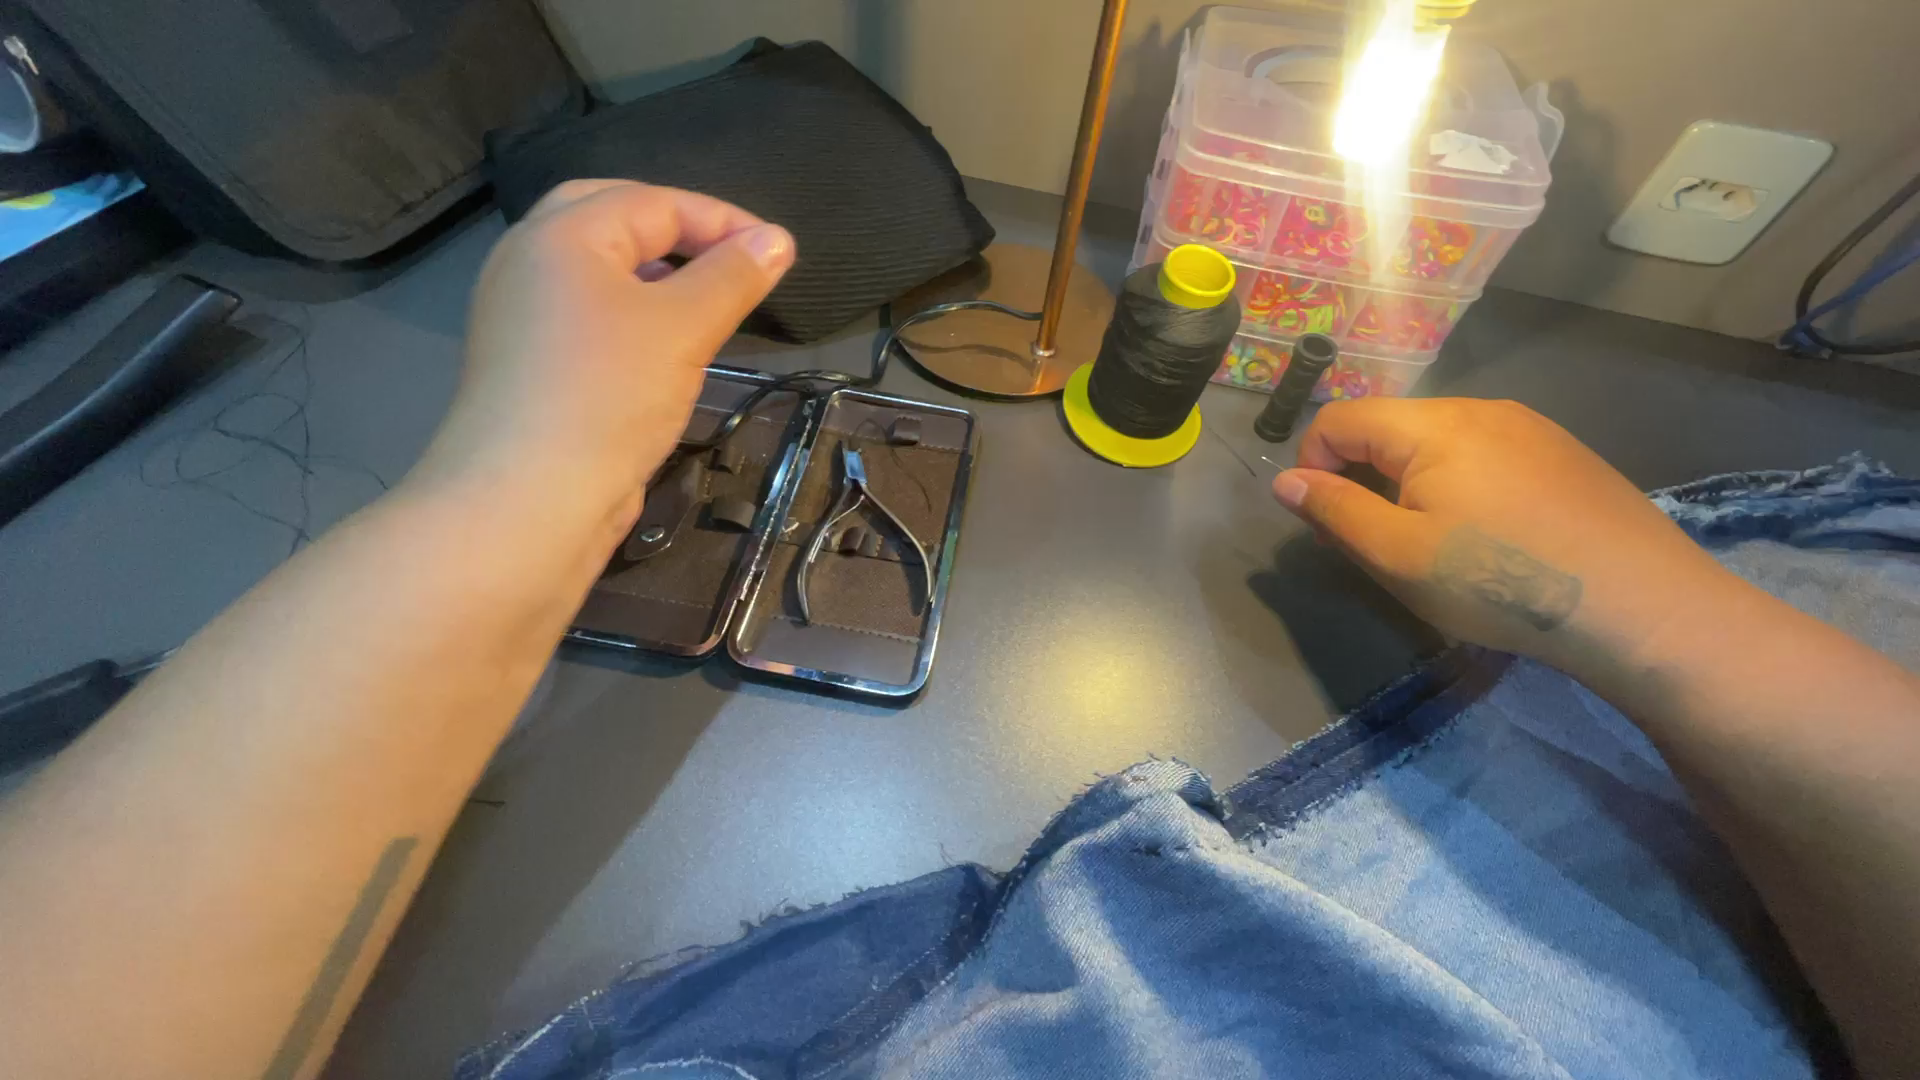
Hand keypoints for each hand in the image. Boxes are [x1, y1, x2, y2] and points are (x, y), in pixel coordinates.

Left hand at [412, 180, 794, 524]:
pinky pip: (591, 317)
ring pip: (598, 273)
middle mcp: (531, 263)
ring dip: (655, 273)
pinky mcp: (534, 365)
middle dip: (676, 230)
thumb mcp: (684, 327)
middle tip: (729, 254)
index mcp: (561, 236)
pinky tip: (664, 347)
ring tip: (705, 297)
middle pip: (609, 219)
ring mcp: (525, 316)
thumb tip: (777, 238)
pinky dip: (634, 314)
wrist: (533, 495)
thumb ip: (732, 277)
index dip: (720, 218)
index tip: (777, 251)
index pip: (650, 202)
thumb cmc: (610, 393)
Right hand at [1271, 398, 1736, 680]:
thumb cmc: (1500, 581)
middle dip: (1358, 476)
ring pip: (1432, 441)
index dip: (1311, 464)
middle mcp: (1480, 410)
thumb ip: (1333, 510)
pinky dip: (1453, 484)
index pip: (1339, 419)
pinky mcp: (1562, 454)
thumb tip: (1283, 480)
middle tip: (1369, 540)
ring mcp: (1529, 428)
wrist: (1648, 610)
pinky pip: (1480, 454)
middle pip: (1386, 427)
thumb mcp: (1396, 554)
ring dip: (1403, 482)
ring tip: (1425, 541)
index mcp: (1433, 426)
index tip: (1322, 520)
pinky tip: (1482, 534)